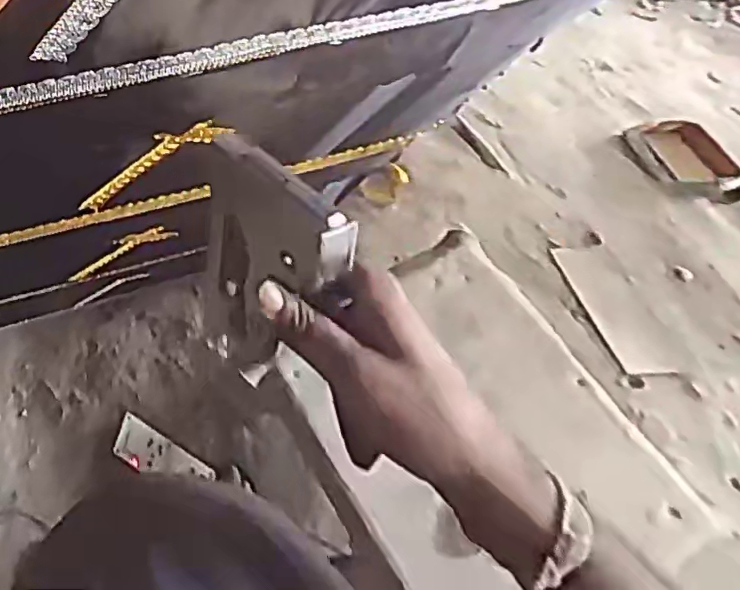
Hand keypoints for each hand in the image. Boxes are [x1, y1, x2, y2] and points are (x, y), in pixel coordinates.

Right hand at [260, 266, 557, 581]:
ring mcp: (387, 336)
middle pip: (318, 303)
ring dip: (329, 377)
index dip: (283, 276)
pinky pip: (349, 366)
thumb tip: (262, 289)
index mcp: (374, 291)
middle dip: (307, 341)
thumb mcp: (352, 370)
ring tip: (344, 414)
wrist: (484, 479)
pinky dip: (347, 394)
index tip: (255, 295)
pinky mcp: (391, 365)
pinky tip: (359, 430)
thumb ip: (305, 327)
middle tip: (300, 366)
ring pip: (330, 339)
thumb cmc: (419, 414)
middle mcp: (380, 305)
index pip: (314, 261)